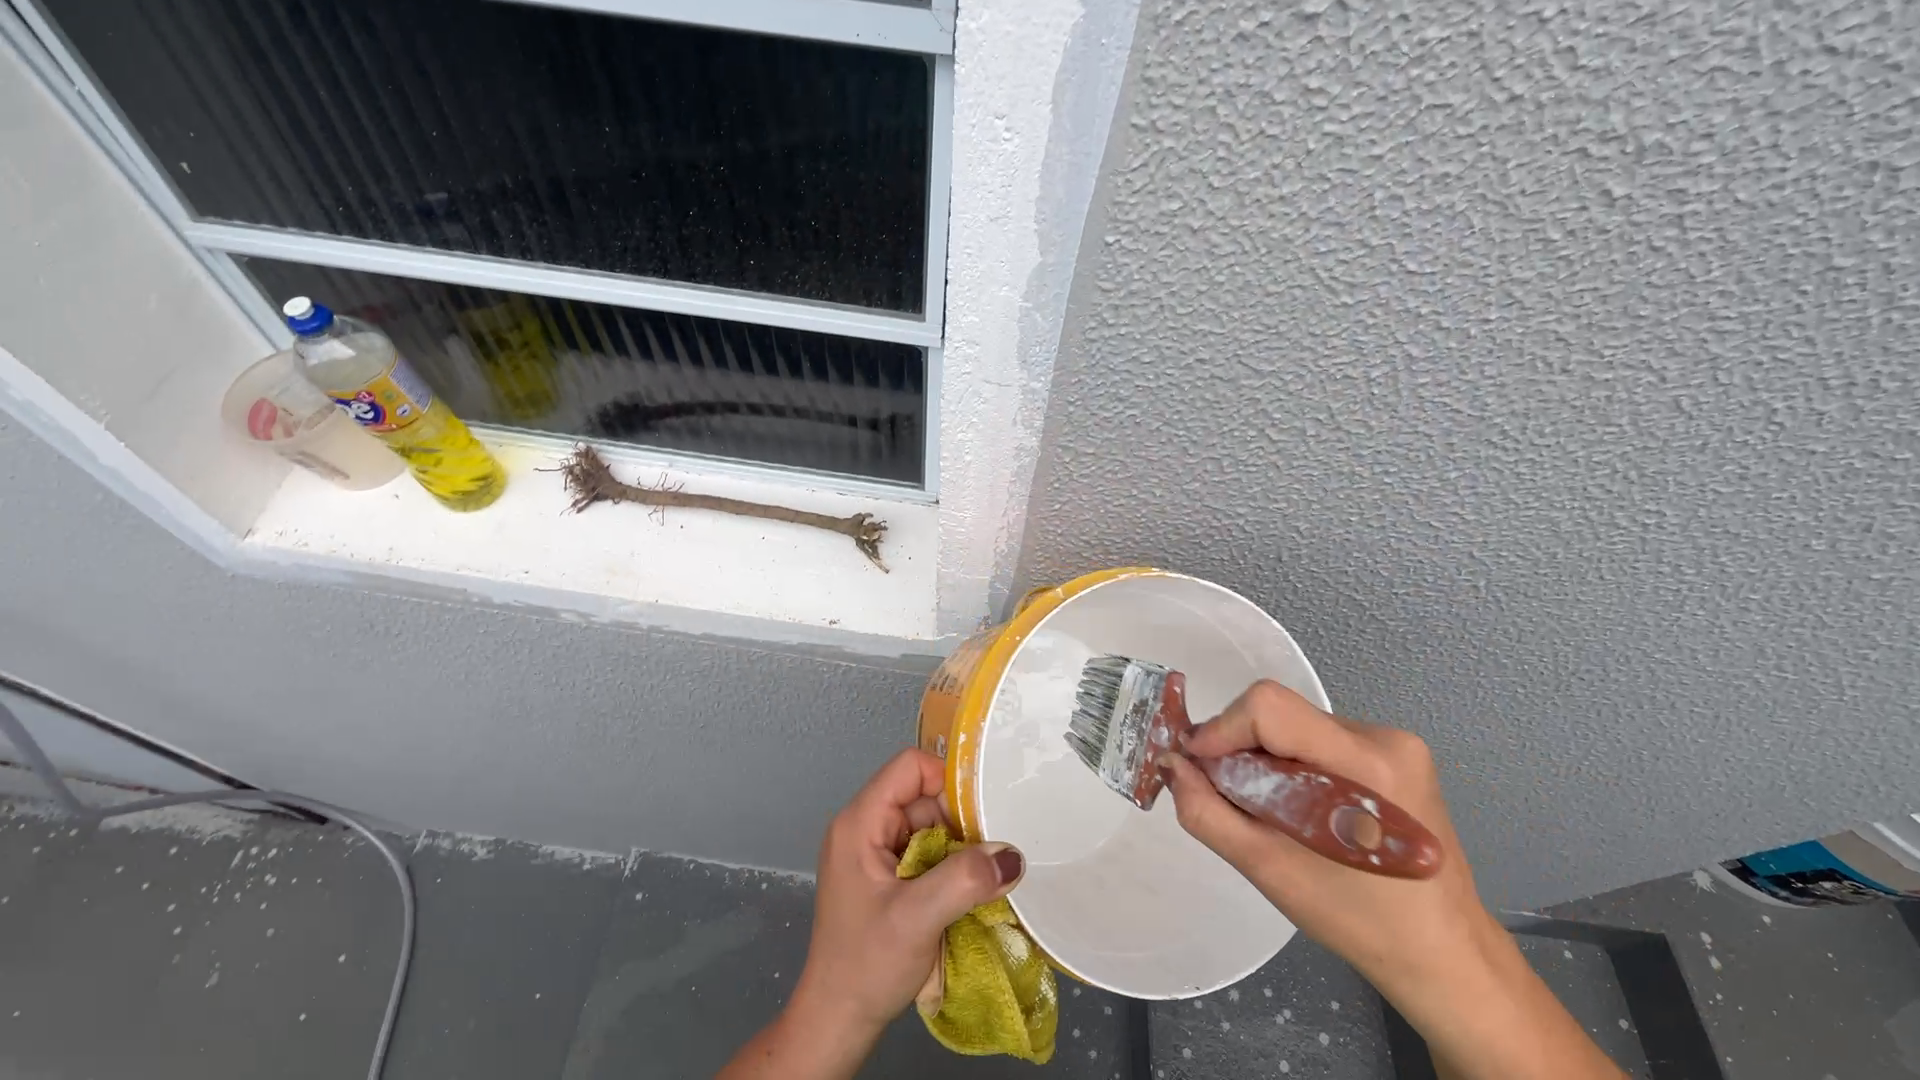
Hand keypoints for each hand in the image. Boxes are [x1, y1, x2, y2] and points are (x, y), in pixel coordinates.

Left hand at [793, 749, 1024, 1036]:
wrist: (838, 1019)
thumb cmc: (866, 965)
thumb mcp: (917, 919)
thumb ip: (964, 881)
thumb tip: (1011, 856)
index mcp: (860, 823)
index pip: (910, 768)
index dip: (948, 781)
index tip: (981, 816)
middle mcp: (864, 828)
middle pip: (924, 796)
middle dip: (959, 822)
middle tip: (987, 858)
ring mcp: (874, 853)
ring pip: (930, 825)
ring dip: (958, 848)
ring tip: (980, 878)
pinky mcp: (886, 877)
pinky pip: (926, 852)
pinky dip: (950, 866)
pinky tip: (966, 891)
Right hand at [1159, 680, 1490, 993]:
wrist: (1441, 951)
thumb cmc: (1356, 918)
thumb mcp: (1266, 868)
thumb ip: (1207, 811)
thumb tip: (1173, 766)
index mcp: (1363, 763)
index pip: (1269, 707)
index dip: (1222, 729)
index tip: (1198, 765)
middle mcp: (1385, 738)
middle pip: (1282, 715)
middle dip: (1241, 749)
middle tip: (1228, 796)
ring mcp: (1397, 743)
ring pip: (1298, 726)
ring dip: (1267, 760)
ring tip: (1269, 812)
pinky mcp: (1398, 755)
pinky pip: (1321, 740)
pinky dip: (1294, 765)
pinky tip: (1301, 810)